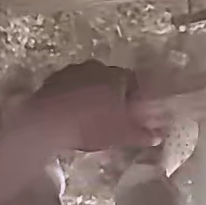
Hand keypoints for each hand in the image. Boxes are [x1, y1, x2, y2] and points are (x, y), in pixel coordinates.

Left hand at [26, 61, 161, 152]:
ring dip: (91, 94)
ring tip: (90, 115)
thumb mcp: (122, 134)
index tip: (132, 110)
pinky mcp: (52, 79)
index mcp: (117, 77)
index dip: (134, 95)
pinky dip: (72, 96)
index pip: (132, 80)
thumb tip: (157, 136)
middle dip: (112, 93)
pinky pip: (69, 87)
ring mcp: (72, 71)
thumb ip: (142, 134)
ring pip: (88, 81)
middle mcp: (96, 68)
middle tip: (111, 114)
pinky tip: (71, 113)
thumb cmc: (92, 126)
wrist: (49, 122)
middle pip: (109, 79)